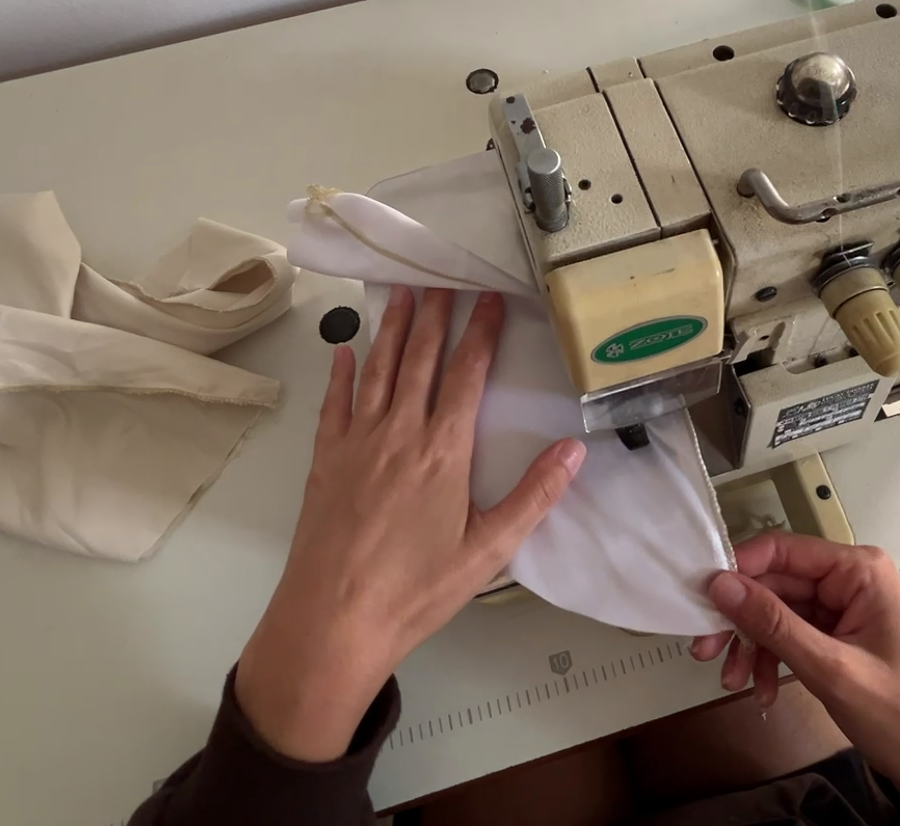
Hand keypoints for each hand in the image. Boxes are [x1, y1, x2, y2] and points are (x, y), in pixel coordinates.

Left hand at [236, 287, 586, 760]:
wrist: (332, 623)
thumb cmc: (417, 589)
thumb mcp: (489, 550)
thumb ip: (534, 495)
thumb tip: (575, 448)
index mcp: (443, 450)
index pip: (468, 374)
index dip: (481, 331)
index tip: (489, 296)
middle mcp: (399, 433)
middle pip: (422, 359)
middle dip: (436, 315)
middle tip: (443, 276)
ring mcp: (356, 443)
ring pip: (379, 370)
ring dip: (392, 329)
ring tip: (401, 293)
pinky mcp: (324, 461)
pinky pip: (335, 405)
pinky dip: (341, 374)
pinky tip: (344, 350)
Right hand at [690, 533, 899, 825]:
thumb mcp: (833, 670)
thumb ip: (774, 624)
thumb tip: (721, 584)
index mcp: (859, 570)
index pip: (783, 550)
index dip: (740, 569)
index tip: (703, 597)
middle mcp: (847, 579)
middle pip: (774, 582)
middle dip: (741, 619)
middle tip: (707, 649)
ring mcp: (841, 608)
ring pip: (775, 610)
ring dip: (751, 644)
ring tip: (733, 679)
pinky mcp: (835, 635)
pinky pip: (787, 634)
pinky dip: (770, 659)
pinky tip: (762, 687)